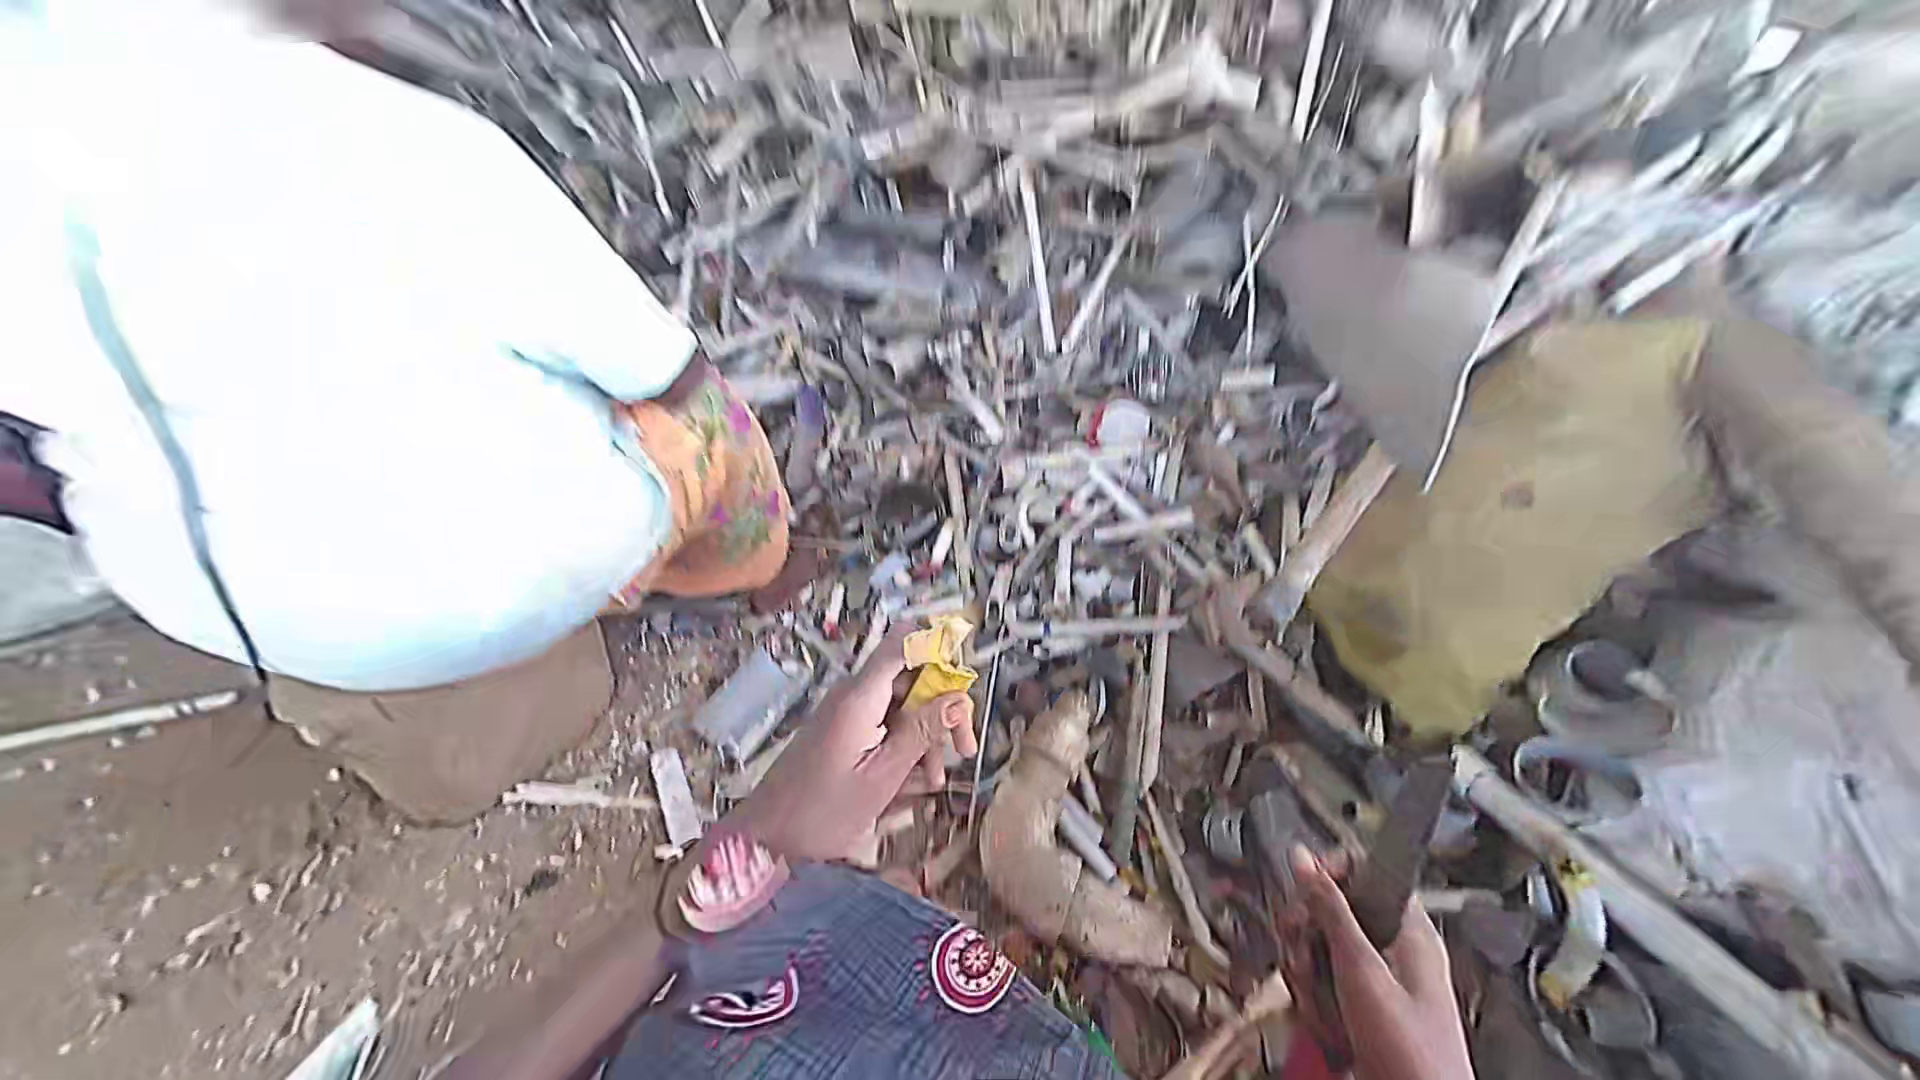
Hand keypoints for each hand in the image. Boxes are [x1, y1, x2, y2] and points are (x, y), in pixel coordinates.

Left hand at [720, 624, 976, 863]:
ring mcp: (851, 710)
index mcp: (861, 696)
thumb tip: (958, 698)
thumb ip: (921, 733)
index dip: (938, 644)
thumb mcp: (881, 777)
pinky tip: (911, 782)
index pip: (903, 641)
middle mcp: (856, 693)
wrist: (767, 836)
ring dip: (926, 737)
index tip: (966, 672)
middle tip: (963, 749)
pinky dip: (905, 747)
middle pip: (913, 677)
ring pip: (905, 704)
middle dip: (942, 710)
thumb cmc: (821, 811)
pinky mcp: (848, 728)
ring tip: (931, 781)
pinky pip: (888, 724)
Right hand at [1287, 846, 1473, 1079]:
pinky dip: (1310, 995)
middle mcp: (1390, 947)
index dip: (1330, 871)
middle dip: (1306, 931)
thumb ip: (1329, 908)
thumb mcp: (1360, 969)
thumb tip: (1303, 858)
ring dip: (1307, 970)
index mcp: (1407, 929)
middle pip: (1329, 908)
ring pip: (1316, 944)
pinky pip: (1317, 977)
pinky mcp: (1355, 1002)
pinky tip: (1322, 1017)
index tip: (1303, 887)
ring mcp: (1371, 976)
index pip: (1363, 869)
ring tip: (1320, 998)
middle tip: (1303, 948)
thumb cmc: (1409, 1051)